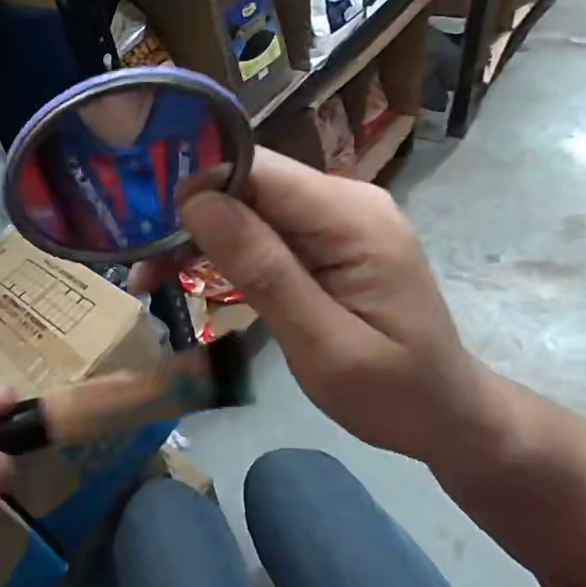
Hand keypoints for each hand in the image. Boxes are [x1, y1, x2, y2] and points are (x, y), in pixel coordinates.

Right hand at [135, 149, 487, 458]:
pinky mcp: (319, 237)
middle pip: (243, 184)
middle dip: (186, 217)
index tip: (147, 228)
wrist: (446, 416)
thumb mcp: (323, 343)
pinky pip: (255, 227)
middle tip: (139, 264)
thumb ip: (263, 270)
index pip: (257, 170)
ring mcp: (331, 217)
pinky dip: (216, 249)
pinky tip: (183, 274)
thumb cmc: (392, 392)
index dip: (196, 187)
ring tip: (148, 276)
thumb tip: (197, 203)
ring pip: (241, 205)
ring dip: (194, 237)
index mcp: (352, 218)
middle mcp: (343, 201)